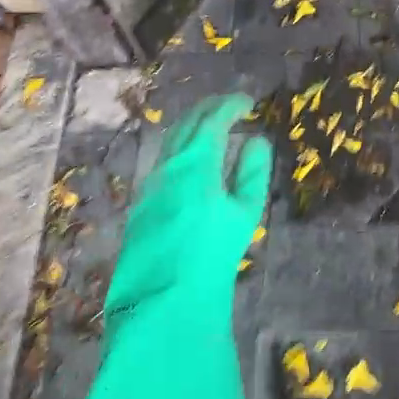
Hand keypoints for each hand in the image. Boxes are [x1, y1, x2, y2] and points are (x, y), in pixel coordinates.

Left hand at [105, 94, 271, 312]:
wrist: (165, 296)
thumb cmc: (214, 253)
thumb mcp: (246, 213)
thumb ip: (252, 171)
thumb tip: (256, 141)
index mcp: (197, 162)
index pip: (214, 119)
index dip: (232, 105)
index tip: (248, 103)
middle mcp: (169, 164)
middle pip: (188, 123)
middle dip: (210, 109)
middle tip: (231, 106)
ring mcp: (151, 181)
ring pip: (172, 140)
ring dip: (193, 125)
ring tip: (212, 126)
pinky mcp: (142, 199)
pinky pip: (164, 159)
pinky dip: (182, 145)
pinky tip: (192, 157)